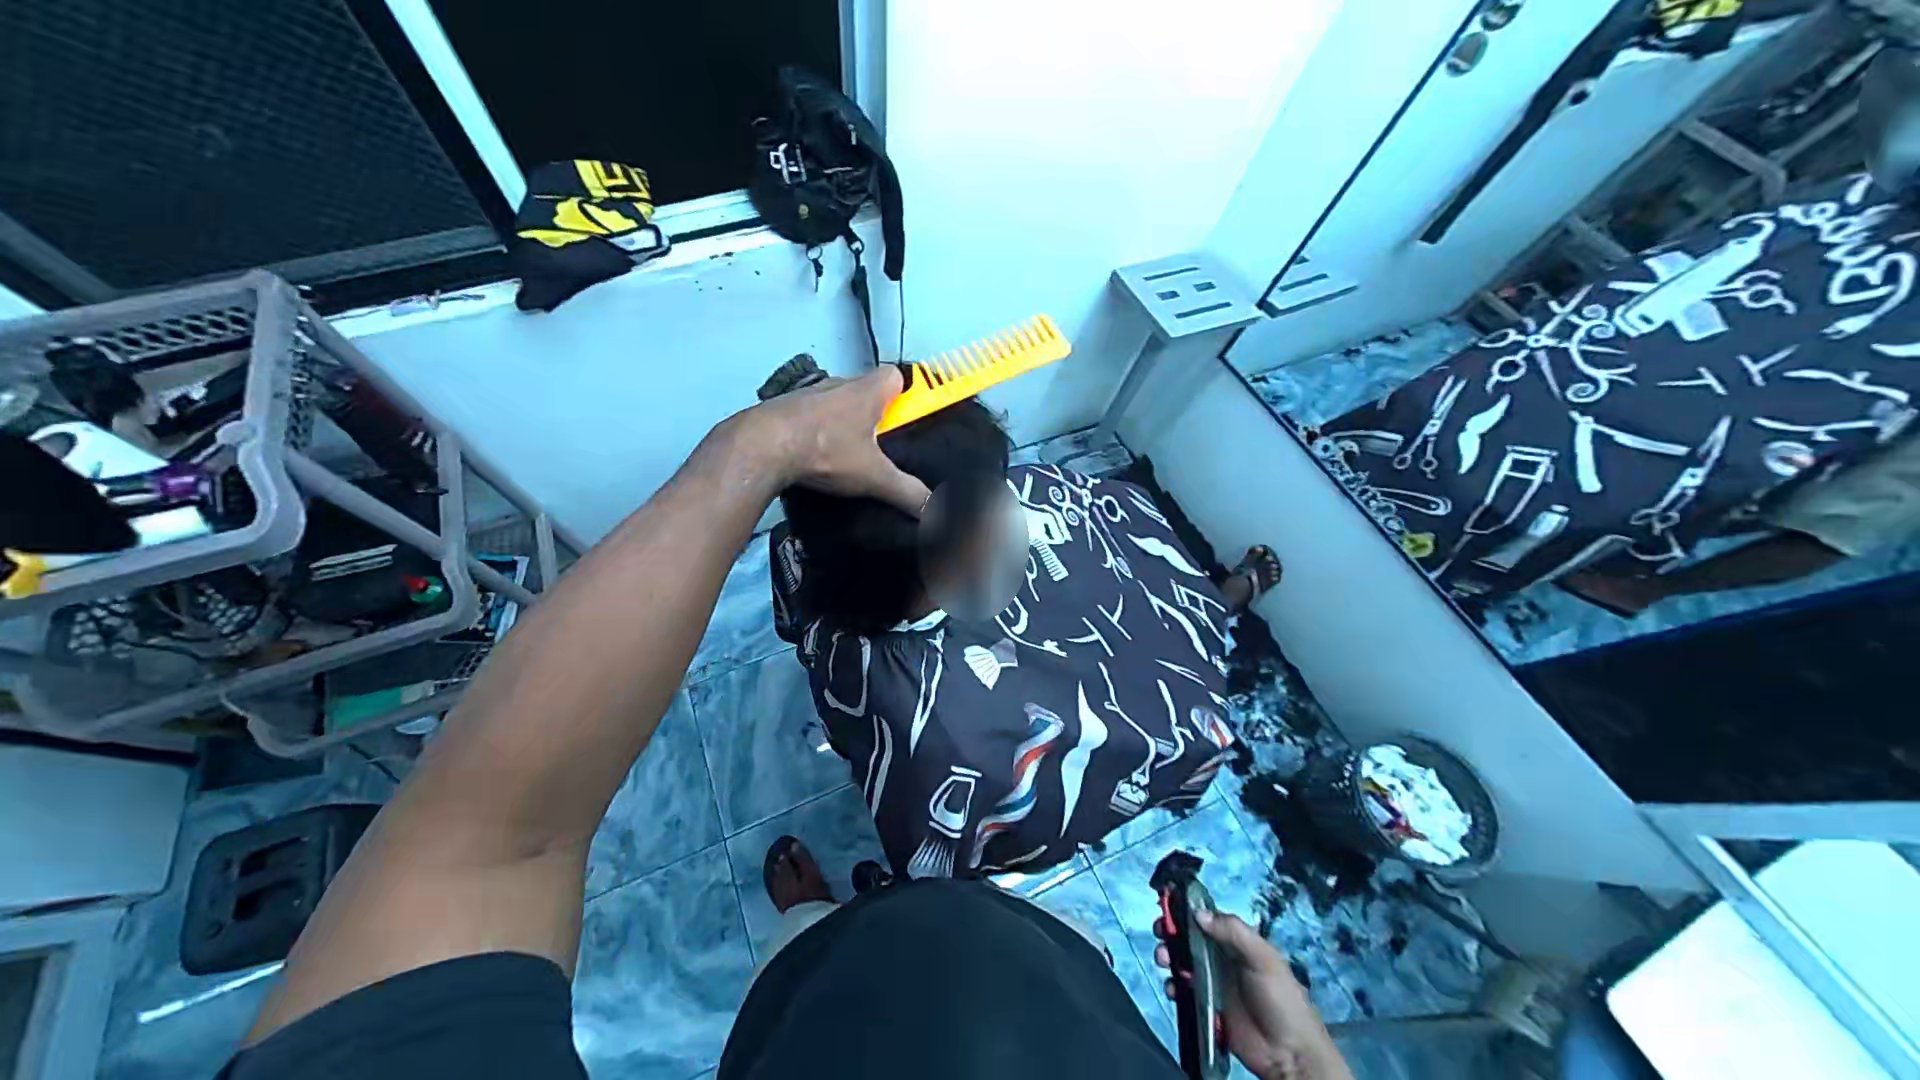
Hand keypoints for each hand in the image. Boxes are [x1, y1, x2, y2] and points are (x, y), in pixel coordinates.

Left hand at [724, 366, 929, 516]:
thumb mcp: (873, 477)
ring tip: (844, 455)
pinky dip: (815, 431)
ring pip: (836, 403)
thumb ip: (906, 491)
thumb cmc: (826, 451)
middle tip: (878, 446)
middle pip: (865, 391)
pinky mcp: (784, 408)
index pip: (894, 376)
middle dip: (874, 415)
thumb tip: (933, 508)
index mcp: (866, 392)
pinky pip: (810, 415)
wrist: (760, 448)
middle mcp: (838, 384)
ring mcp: (808, 394)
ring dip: (842, 423)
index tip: (904, 419)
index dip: (903, 394)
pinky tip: (813, 457)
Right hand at [1155, 908, 1353, 1079]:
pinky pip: (1182, 991)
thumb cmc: (1281, 1000)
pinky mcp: (1205, 1006)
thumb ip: (1233, 932)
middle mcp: (1221, 958)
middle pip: (1188, 937)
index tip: (1167, 907)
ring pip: (1181, 962)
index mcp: (1236, 942)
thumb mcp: (1263, 958)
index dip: (1185, 910)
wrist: (1289, 1055)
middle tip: (1161, 934)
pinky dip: (1173, 986)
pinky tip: (1173, 989)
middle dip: (1171, 932)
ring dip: (1167, 956)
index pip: (1206, 918)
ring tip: (1163, 961)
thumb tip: (1198, 913)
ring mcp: (1212, 983)